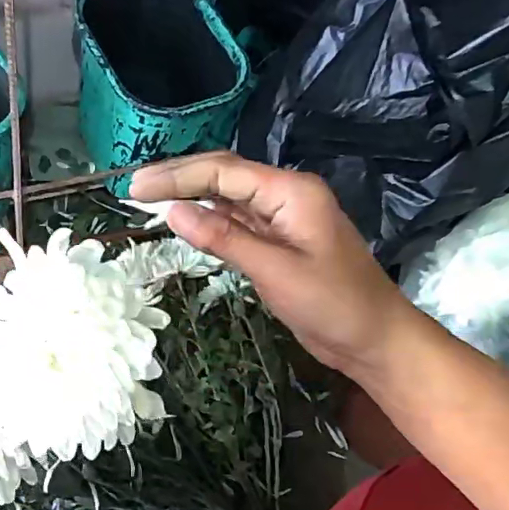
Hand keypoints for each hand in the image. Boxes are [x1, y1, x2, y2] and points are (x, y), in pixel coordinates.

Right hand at [128, 152, 417, 379]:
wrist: (374, 338)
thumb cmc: (334, 304)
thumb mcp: (275, 271)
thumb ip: (223, 238)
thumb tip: (174, 212)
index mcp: (290, 192)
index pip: (223, 171)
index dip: (176, 176)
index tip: (136, 188)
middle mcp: (284, 196)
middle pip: (223, 175)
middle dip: (177, 177)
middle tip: (134, 187)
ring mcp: (281, 218)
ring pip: (226, 197)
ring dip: (188, 194)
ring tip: (147, 197)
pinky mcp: (276, 241)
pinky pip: (235, 221)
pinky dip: (206, 219)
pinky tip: (183, 220)